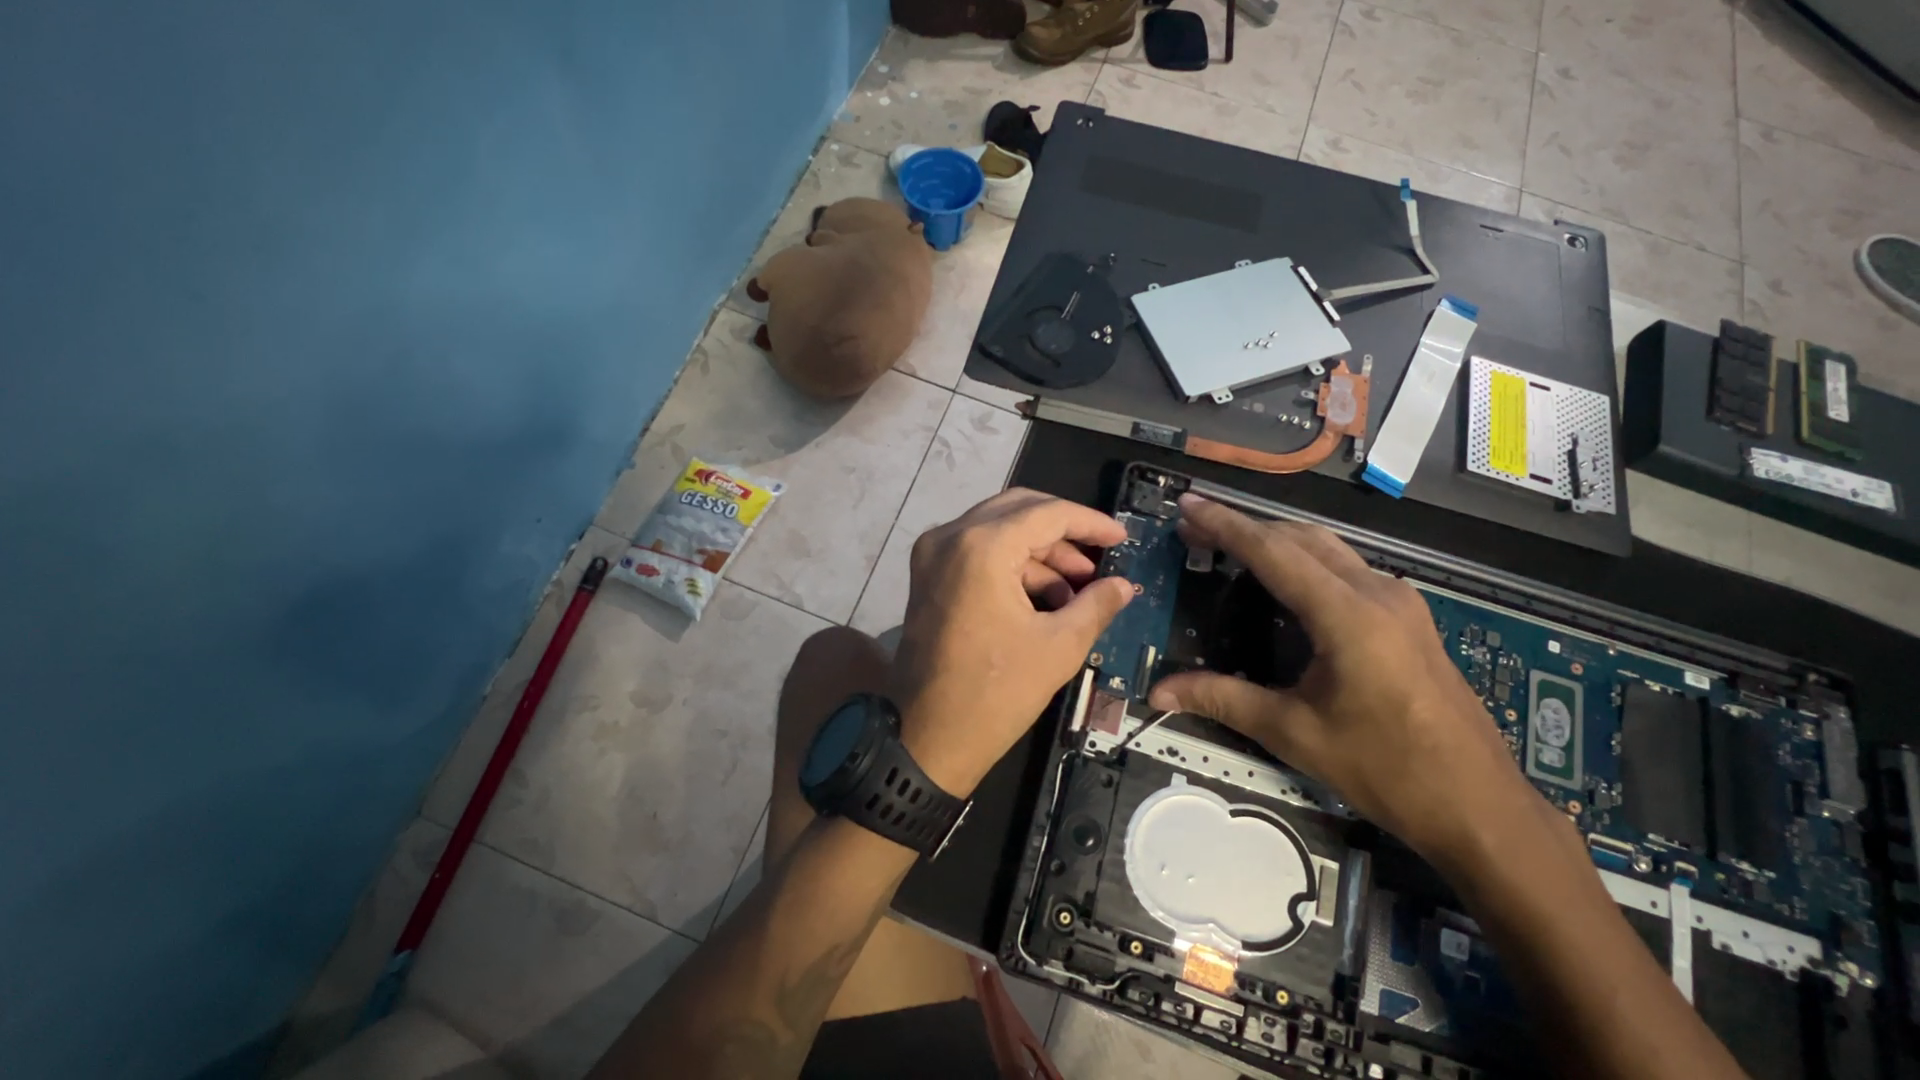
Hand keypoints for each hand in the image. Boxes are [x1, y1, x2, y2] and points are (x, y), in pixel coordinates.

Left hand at [892, 490, 1134, 796]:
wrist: (928, 738)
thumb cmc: (996, 693)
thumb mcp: (1059, 647)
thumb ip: (1096, 605)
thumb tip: (1124, 585)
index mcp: (981, 546)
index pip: (1047, 513)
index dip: (1090, 522)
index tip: (1122, 536)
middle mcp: (950, 537)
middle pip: (1019, 511)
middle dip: (1064, 534)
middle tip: (1100, 561)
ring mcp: (932, 556)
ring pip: (998, 531)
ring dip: (1040, 554)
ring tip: (1079, 592)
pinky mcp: (928, 577)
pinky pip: (978, 553)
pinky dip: (1013, 567)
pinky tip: (1046, 599)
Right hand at [1148, 495, 1537, 867]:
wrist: (1476, 803)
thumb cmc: (1384, 768)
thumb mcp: (1294, 733)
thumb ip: (1224, 699)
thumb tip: (1159, 691)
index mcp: (1348, 615)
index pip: (1275, 552)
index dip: (1226, 525)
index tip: (1189, 504)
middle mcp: (1378, 593)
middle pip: (1302, 538)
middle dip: (1247, 527)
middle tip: (1197, 528)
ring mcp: (1401, 603)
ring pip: (1330, 549)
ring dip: (1279, 541)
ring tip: (1232, 548)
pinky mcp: (1410, 618)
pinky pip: (1349, 571)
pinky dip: (1307, 563)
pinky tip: (1285, 585)